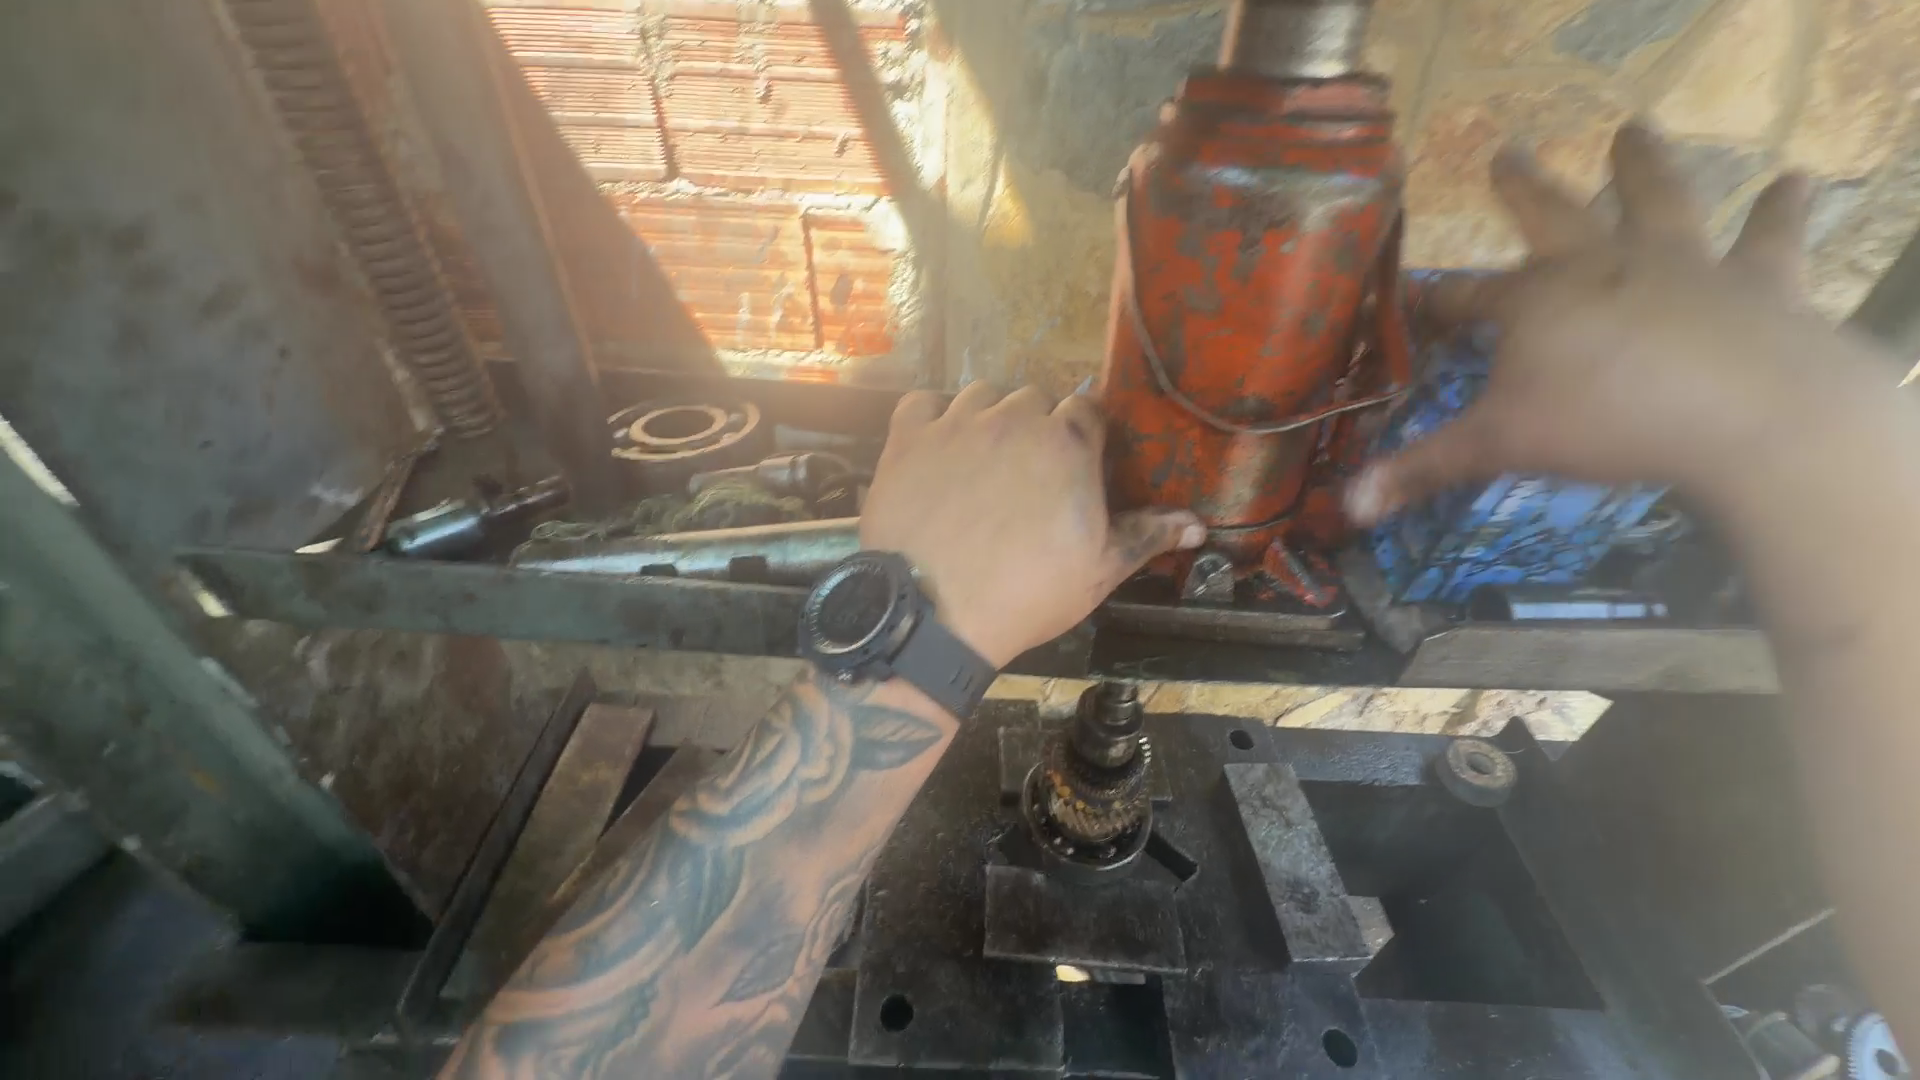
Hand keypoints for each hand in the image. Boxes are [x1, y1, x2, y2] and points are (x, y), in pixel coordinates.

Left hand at [862, 384, 1204, 668]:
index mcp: (1067, 443)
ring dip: (988, 418)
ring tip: (983, 460)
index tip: (1076, 464)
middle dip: (1036, 428)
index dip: (1083, 435)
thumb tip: (1198, 524)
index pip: (1086, 411)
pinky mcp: (907, 438)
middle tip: (1026, 475)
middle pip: (1033, 400)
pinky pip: (923, 402)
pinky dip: (933, 417)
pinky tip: (938, 446)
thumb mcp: (1099, 571)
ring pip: (981, 395)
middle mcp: (1013, 418)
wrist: (935, 615)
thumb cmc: (1027, 595)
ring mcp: (956, 424)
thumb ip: (1147, 536)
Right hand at [1348, 122, 1834, 524]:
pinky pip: (1772, 240)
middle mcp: (1603, 265)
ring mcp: (1685, 265)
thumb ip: (1421, 469)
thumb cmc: (1606, 422)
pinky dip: (1783, 212)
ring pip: (1658, 202)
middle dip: (1522, 190)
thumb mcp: (1496, 447)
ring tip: (1635, 130)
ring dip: (1643, 166)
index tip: (1411, 298)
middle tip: (1506, 154)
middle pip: (1551, 217)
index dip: (1433, 301)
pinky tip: (1797, 182)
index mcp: (1534, 301)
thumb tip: (1349, 504)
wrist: (1753, 418)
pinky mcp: (1761, 283)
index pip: (1464, 297)